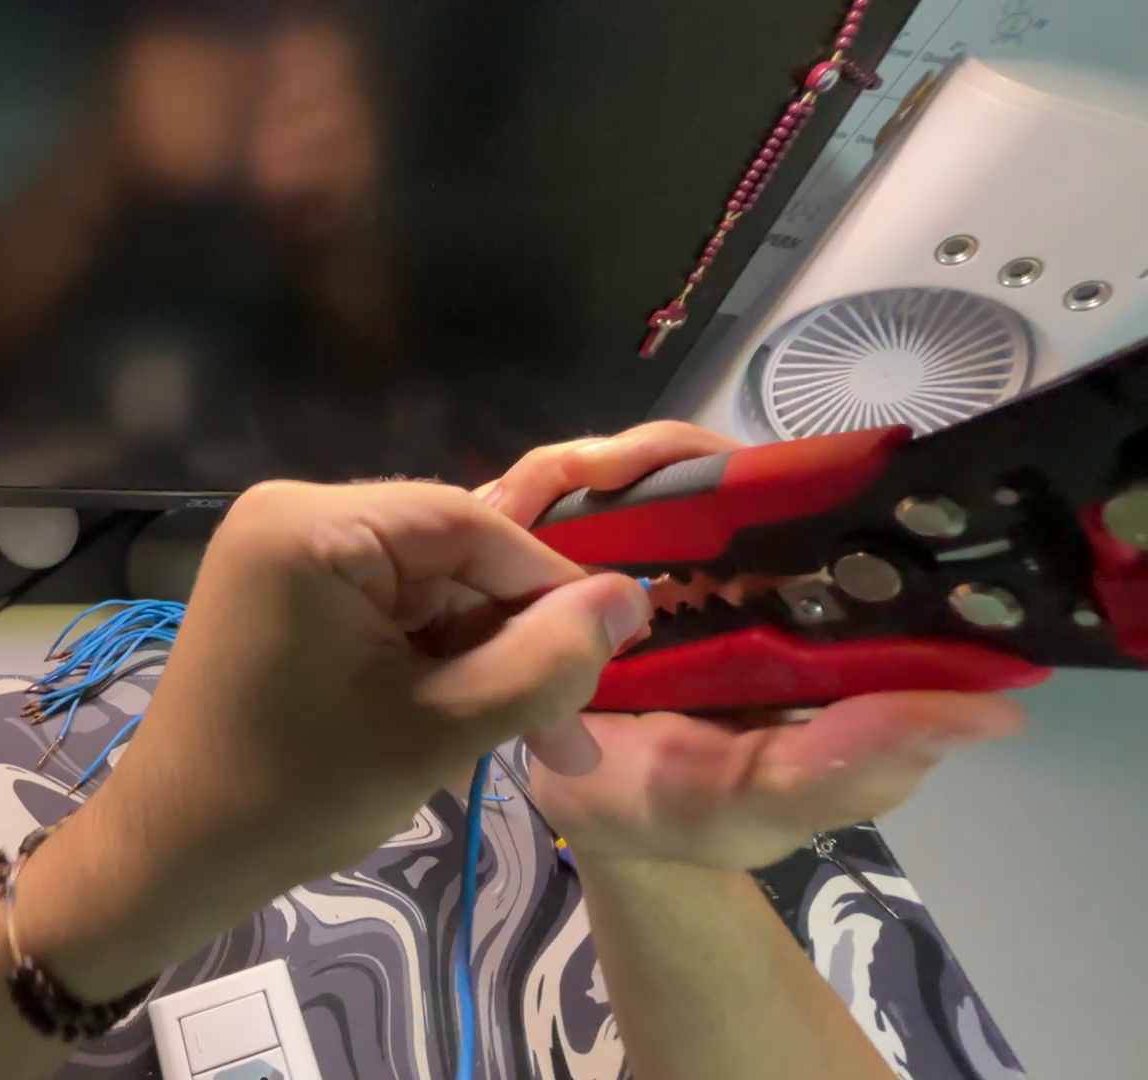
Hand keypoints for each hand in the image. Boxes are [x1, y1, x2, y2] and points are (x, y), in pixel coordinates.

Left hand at [14, 479, 651, 995]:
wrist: (175, 845)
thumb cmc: (293, 792)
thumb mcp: (437, 728)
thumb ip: (544, 662)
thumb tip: (630, 599)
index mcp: (312, 525)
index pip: (464, 522)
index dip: (548, 583)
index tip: (615, 647)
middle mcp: (288, 514)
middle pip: (440, 552)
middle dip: (507, 634)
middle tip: (566, 724)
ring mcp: (277, 551)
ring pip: (414, 585)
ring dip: (472, 655)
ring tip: (524, 734)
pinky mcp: (277, 590)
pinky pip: (375, 605)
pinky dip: (423, 656)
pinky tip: (457, 713)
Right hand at [479, 421, 1026, 866]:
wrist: (588, 823)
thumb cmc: (682, 817)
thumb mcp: (763, 802)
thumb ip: (843, 767)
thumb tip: (977, 708)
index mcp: (762, 595)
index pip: (748, 488)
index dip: (692, 461)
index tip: (617, 470)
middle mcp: (693, 564)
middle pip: (645, 471)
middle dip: (581, 466)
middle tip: (523, 499)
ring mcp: (614, 568)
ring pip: (572, 490)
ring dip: (528, 491)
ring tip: (486, 521)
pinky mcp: (552, 581)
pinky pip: (524, 530)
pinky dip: (495, 522)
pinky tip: (467, 538)